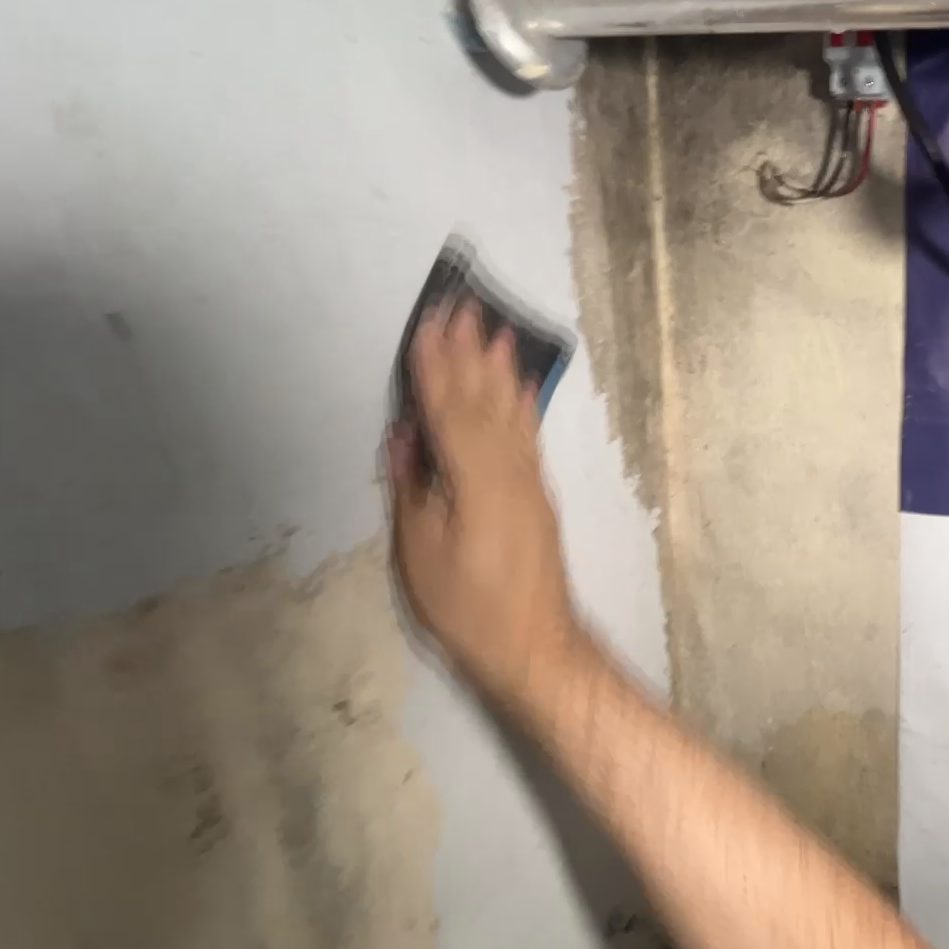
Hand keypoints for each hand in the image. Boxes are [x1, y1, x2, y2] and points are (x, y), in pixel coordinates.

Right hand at [386, 301, 575, 697]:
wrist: (533, 641)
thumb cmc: (468, 606)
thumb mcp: (420, 552)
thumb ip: (414, 486)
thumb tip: (408, 433)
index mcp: (476, 480)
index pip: (450, 410)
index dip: (437, 366)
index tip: (431, 323)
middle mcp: (511, 470)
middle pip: (486, 401)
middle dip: (473, 354)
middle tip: (467, 307)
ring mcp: (531, 481)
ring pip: (513, 414)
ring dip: (502, 370)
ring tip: (497, 330)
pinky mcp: (539, 495)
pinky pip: (530, 437)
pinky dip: (524, 406)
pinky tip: (521, 387)